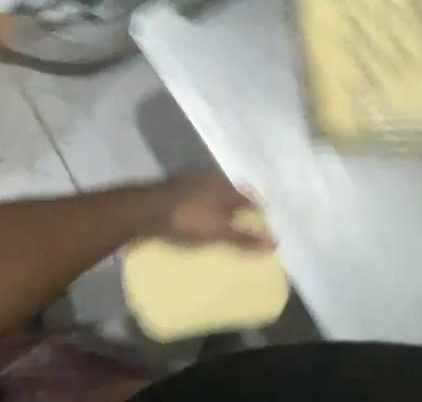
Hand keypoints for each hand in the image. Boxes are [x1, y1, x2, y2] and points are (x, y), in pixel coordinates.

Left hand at [152, 173, 273, 250]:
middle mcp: (209, 179)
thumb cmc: (187, 220)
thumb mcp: (218, 232)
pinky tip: (198, 212)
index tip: (264, 217)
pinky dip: (202, 203)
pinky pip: (195, 194)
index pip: (248, 196)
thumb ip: (245, 238)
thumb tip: (275, 242)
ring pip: (211, 190)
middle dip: (238, 203)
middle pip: (230, 191)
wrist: (147, 209)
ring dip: (219, 202)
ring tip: (223, 217)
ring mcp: (189, 180)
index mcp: (223, 187)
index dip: (257, 207)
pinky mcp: (173, 186)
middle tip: (245, 218)